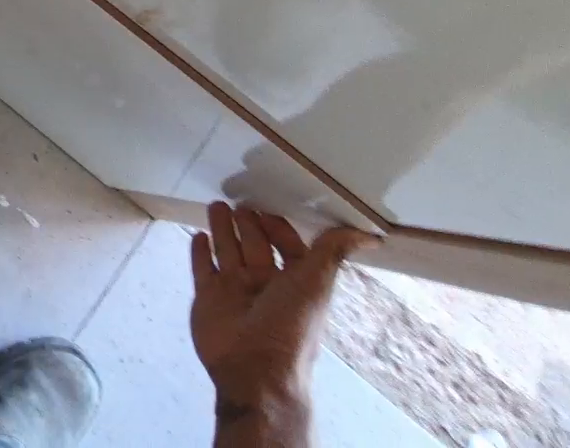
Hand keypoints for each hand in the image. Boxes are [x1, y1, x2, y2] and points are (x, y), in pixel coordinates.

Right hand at [189, 203, 376, 400]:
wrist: (253, 367)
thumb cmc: (288, 324)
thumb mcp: (314, 285)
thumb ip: (331, 254)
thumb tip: (371, 236)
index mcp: (293, 283)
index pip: (288, 248)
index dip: (280, 228)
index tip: (267, 207)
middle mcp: (263, 284)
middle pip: (255, 246)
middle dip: (248, 225)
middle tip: (238, 202)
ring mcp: (234, 290)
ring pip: (227, 251)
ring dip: (222, 229)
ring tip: (216, 206)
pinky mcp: (207, 296)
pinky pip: (203, 268)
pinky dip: (200, 252)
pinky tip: (198, 236)